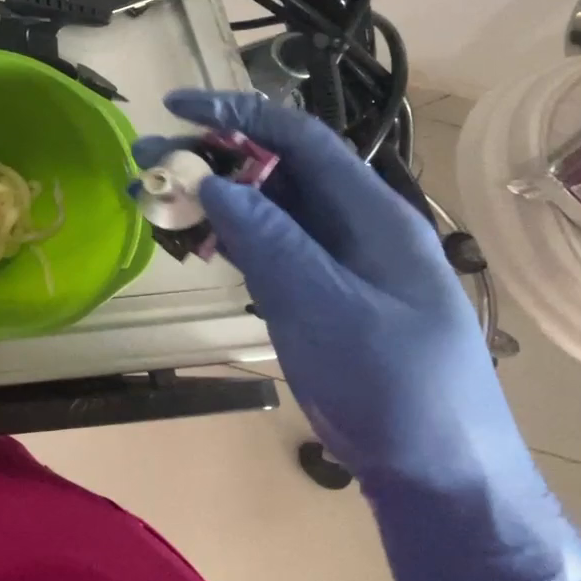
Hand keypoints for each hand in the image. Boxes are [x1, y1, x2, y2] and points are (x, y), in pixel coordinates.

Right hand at [138, 91, 580, 580]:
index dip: (237, 113)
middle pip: (274, 167)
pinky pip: (258, 243)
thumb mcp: (329, 307)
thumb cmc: (396, 386)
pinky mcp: (309, 288)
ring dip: (206, 194)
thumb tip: (208, 179)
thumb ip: (269, 240)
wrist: (437, 474)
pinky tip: (183, 235)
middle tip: (143, 157)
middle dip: (207, 154)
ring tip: (149, 195)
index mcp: (373, 215)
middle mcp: (350, 225)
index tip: (174, 106)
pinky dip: (218, 233)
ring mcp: (329, 258)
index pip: (300, 138)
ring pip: (260, 205)